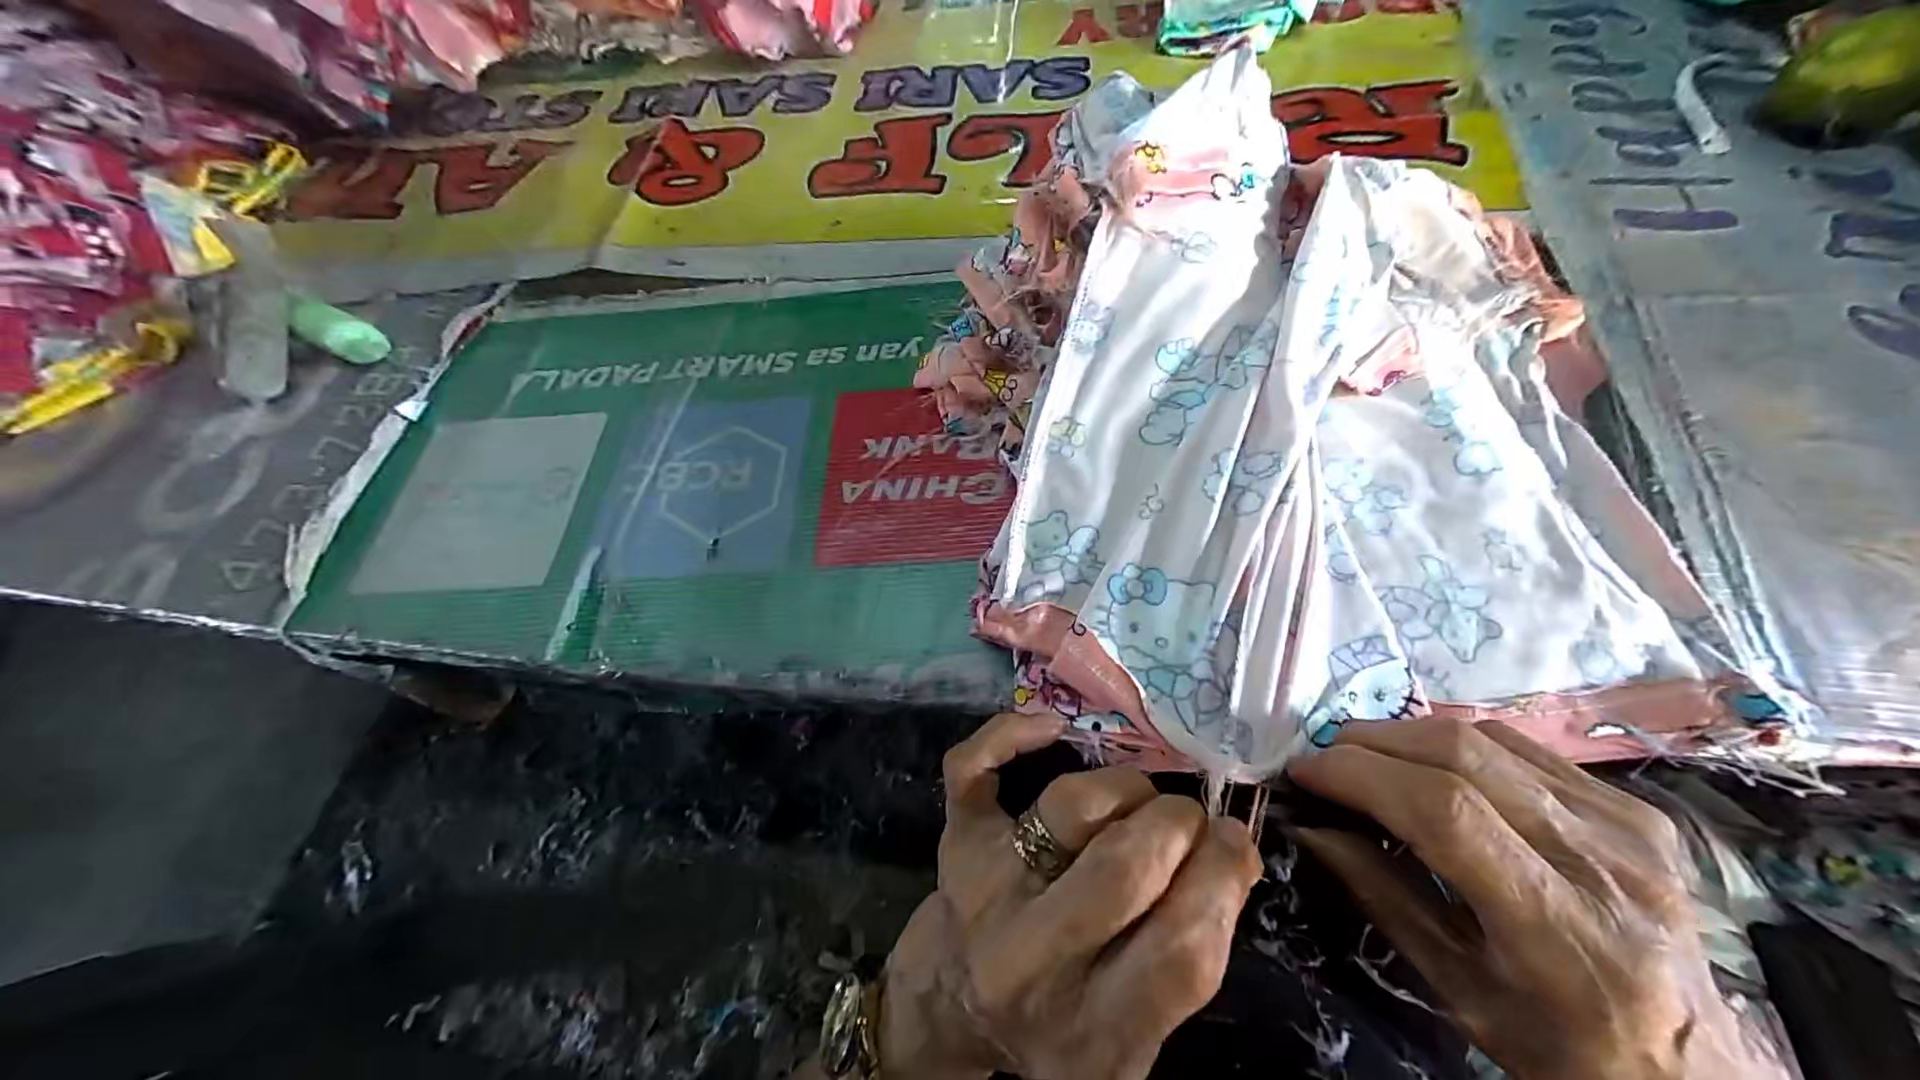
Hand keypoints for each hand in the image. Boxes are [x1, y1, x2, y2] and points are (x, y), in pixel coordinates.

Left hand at [876, 713, 1262, 1079]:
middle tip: (1188, 819)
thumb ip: (1188, 952)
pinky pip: (972, 769)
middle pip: (1123, 867)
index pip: (1180, 952)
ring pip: (1069, 806)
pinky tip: (1053, 727)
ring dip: (1124, 786)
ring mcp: (985, 890)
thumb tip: (1235, 849)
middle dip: (1176, 825)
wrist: (958, 1006)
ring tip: (1139, 797)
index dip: (1221, 880)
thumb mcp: (1135, 1026)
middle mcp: (1031, 959)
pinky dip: (1009, 735)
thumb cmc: (1063, 1017)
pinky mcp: (956, 841)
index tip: (1233, 841)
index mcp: (1095, 1028)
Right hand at [1287, 719, 1754, 1079]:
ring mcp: (1631, 829)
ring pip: (1487, 738)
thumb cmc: (1562, 1048)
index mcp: (1563, 932)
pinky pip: (1520, 748)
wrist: (1700, 1076)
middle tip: (1322, 759)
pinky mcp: (1639, 811)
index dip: (1361, 775)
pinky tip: (1426, 766)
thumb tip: (1308, 824)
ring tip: (1362, 757)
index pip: (1445, 811)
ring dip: (1404, 735)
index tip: (1304, 773)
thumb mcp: (1457, 990)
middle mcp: (1606, 865)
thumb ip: (1381, 895)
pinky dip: (1453, 743)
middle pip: (1462, 756)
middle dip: (1370, 743)